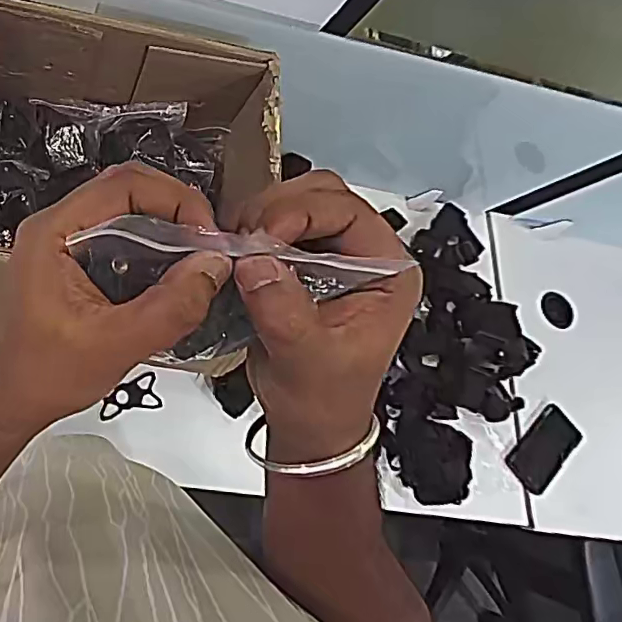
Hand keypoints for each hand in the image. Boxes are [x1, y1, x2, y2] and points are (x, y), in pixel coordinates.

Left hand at [0, 163, 230, 435]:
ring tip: (197, 256)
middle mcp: (56, 228)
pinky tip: (174, 272)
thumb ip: (169, 308)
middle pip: (128, 190)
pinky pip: (123, 236)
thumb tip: (212, 267)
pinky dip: (155, 246)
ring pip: (128, 211)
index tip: (205, 232)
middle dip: (176, 210)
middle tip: (208, 242)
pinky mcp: (77, 260)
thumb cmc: (46, 374)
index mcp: (52, 233)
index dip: (175, 199)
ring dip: (168, 228)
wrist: (20, 398)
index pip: (123, 186)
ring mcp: (65, 242)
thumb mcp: (116, 344)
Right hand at [228, 171, 420, 462]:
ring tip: (235, 245)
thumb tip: (256, 262)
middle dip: (277, 208)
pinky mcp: (299, 266)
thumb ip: (285, 312)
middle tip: (244, 236)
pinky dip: (250, 233)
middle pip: (322, 196)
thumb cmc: (325, 401)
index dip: (303, 213)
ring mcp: (329, 258)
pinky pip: (273, 228)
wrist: (309, 425)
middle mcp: (362, 257)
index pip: (349, 213)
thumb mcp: (307, 361)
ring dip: (260, 217)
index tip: (264, 236)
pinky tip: (234, 251)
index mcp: (387, 274)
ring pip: (295, 204)